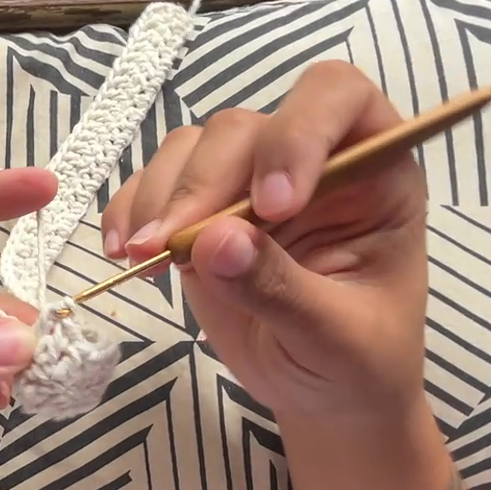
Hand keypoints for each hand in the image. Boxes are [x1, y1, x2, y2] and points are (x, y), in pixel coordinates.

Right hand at [100, 61, 428, 417]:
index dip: (297, 135)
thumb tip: (213, 240)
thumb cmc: (354, 362)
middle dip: (201, 186)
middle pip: (241, 130)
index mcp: (370, 174)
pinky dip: (127, 211)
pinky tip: (121, 252)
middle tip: (168, 247)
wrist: (319, 390)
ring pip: (189, 149)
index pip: (337, 99)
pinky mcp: (198, 214)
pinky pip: (152, 185)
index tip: (272, 208)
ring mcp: (245, 186)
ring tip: (141, 257)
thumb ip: (281, 287)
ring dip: (157, 198)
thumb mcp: (335, 337)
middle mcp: (305, 164)